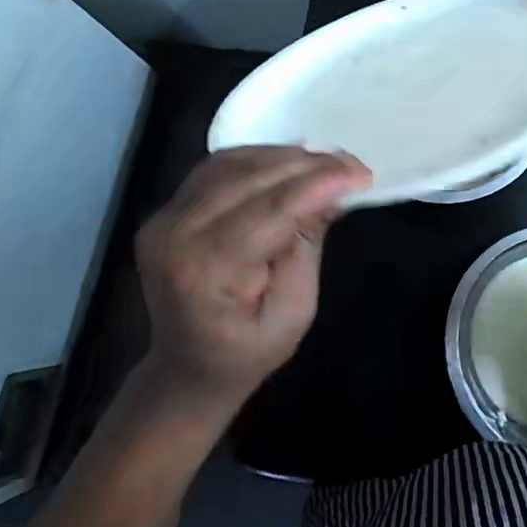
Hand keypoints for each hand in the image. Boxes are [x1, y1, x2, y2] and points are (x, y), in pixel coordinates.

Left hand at [135, 146, 371, 409]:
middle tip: (352, 164)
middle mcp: (175, 234)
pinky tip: (289, 162)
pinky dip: (256, 160)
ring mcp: (164, 219)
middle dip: (307, 166)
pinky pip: (215, 170)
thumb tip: (330, 193)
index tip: (362, 173)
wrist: (187, 369)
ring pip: (230, 165)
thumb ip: (306, 248)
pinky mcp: (166, 211)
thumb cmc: (246, 354)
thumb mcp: (294, 313)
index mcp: (205, 270)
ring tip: (327, 161)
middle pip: (249, 179)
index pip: (270, 209)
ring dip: (283, 157)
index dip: (318, 184)